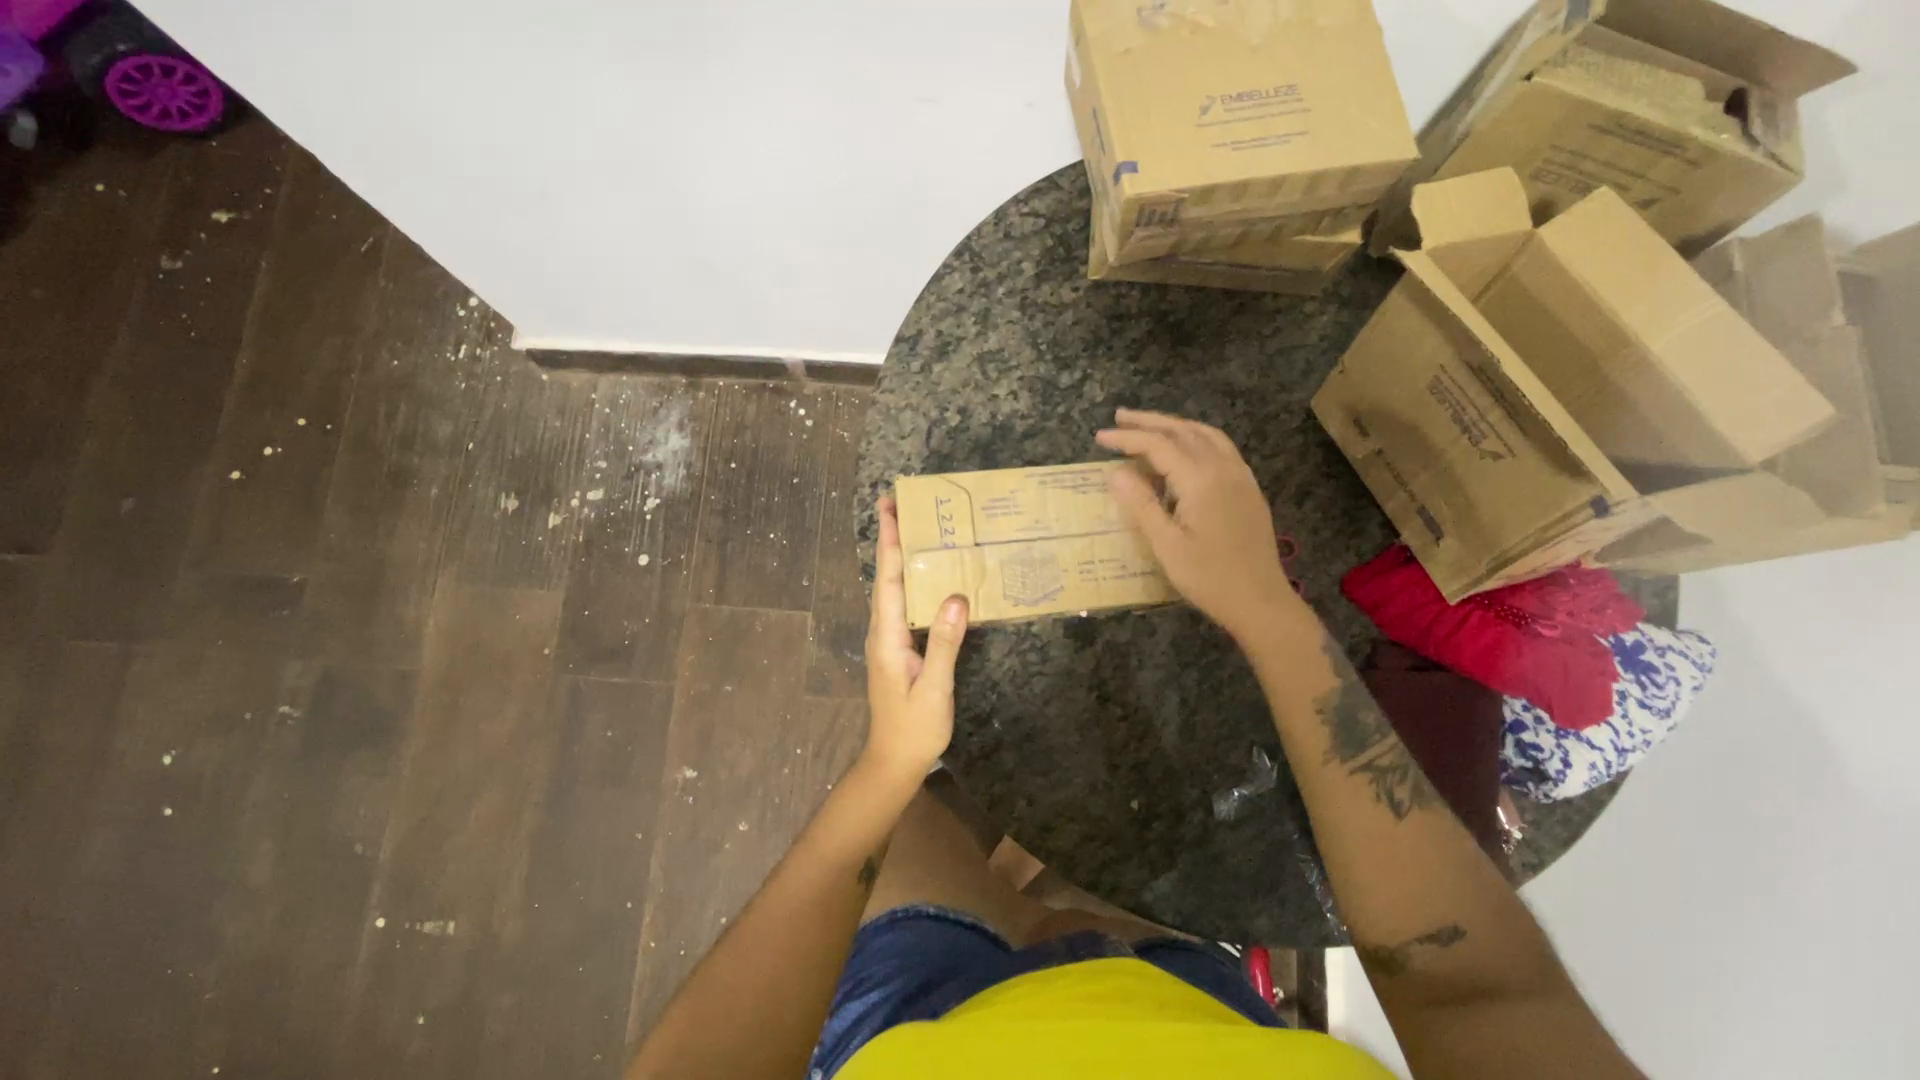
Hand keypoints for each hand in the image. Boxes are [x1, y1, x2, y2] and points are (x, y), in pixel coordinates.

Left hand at [863, 496, 968, 782]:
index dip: (889, 542)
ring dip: (899, 557)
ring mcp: (887, 641)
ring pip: (893, 589)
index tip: (889, 507)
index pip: (888, 580)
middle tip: (900, 502)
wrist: (893, 761)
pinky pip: (903, 605)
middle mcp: (882, 632)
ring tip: (913, 527)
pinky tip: (926, 576)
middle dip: (892, 539)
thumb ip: (944, 644)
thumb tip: (956, 597)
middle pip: (886, 577)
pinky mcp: (897, 649)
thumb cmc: (914, 729)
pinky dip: (910, 581)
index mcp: (887, 637)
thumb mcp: (934, 688)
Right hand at [1096, 408, 1299, 639]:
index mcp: (1200, 480)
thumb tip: (1115, 472)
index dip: (1127, 438)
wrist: (1261, 600)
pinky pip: (1221, 447)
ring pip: (1205, 435)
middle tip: (1119, 417)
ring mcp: (1240, 476)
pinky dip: (1197, 437)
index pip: (1158, 445)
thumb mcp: (1166, 546)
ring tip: (1149, 425)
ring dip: (1175, 425)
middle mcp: (1223, 468)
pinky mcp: (1249, 488)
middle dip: (1149, 422)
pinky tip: (1187, 448)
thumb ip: (1141, 505)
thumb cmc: (1209, 578)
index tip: (1100, 437)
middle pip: (1182, 431)